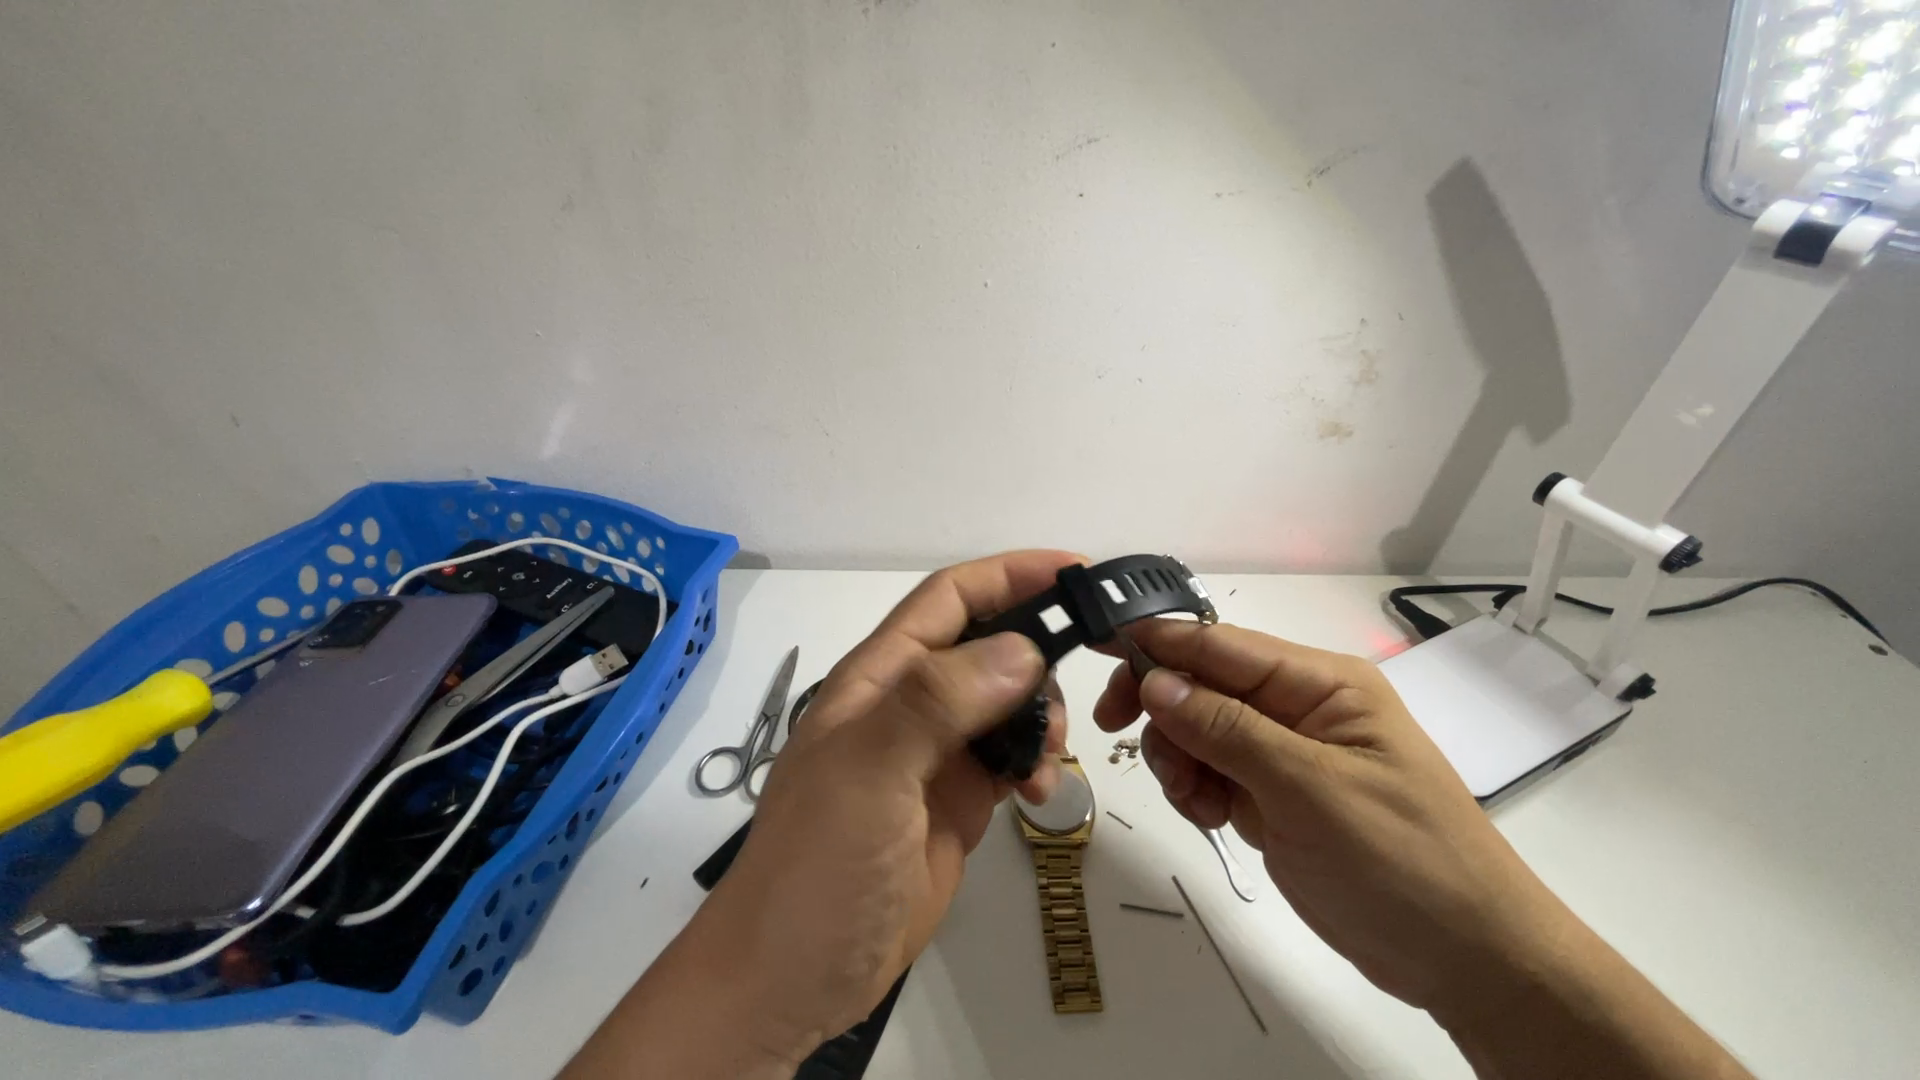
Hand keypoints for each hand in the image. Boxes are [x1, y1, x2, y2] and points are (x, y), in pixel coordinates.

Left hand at [563, 551, 1077, 1078]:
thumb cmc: (819, 867)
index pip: (949, 599)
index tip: (1077, 573)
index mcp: (879, 679)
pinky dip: (1036, 762)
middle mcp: (909, 706)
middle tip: (1085, 678)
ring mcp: (933, 756)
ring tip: (1050, 753)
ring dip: (1041, 713)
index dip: (1010, 574)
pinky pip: (1009, 759)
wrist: (792, 977)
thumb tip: (1022, 649)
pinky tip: (1041, 792)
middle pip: (986, 647)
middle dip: (1039, 648)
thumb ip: (937, 703)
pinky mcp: (956, 802)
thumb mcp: (869, 774)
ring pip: (1005, 703)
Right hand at [1092, 618, 1564, 1011]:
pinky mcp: (1274, 795)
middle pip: (1201, 684)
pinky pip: (1210, 772)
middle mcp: (1298, 708)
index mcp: (1320, 684)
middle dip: (1161, 708)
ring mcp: (1284, 754)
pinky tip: (1210, 817)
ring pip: (1197, 729)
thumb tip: (1155, 682)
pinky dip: (1195, 789)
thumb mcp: (1311, 788)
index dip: (1157, 640)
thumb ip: (1227, 730)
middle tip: (1117, 732)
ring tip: (1196, 801)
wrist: (1466, 958)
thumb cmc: (1403, 861)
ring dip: (1178, 758)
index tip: (1095, 642)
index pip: (1220, 643)